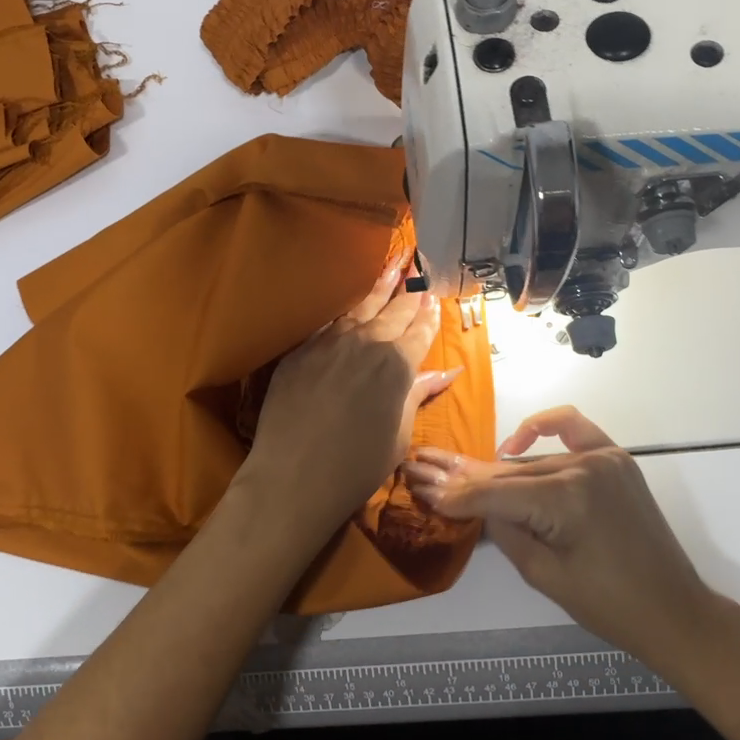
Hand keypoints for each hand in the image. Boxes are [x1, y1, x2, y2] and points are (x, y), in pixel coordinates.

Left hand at [240, 252, 458, 529]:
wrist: (294, 475)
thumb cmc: (357, 466)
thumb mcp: (399, 434)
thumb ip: (416, 394)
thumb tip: (446, 372)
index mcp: (397, 365)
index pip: (419, 331)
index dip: (429, 315)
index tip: (434, 299)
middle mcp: (366, 343)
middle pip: (393, 311)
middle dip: (408, 292)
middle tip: (417, 269)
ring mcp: (329, 342)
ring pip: (359, 306)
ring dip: (378, 286)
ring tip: (392, 264)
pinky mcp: (300, 350)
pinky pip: (327, 322)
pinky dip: (344, 308)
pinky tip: (349, 301)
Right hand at [402, 407, 718, 656]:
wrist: (673, 609)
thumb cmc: (608, 605)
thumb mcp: (543, 574)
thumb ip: (505, 530)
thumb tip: (479, 505)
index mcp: (566, 498)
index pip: (496, 492)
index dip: (456, 494)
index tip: (420, 489)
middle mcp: (583, 467)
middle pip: (511, 473)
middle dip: (466, 479)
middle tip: (424, 471)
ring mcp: (603, 459)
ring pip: (535, 461)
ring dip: (499, 470)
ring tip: (458, 469)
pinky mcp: (616, 460)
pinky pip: (574, 429)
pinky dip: (545, 426)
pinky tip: (517, 439)